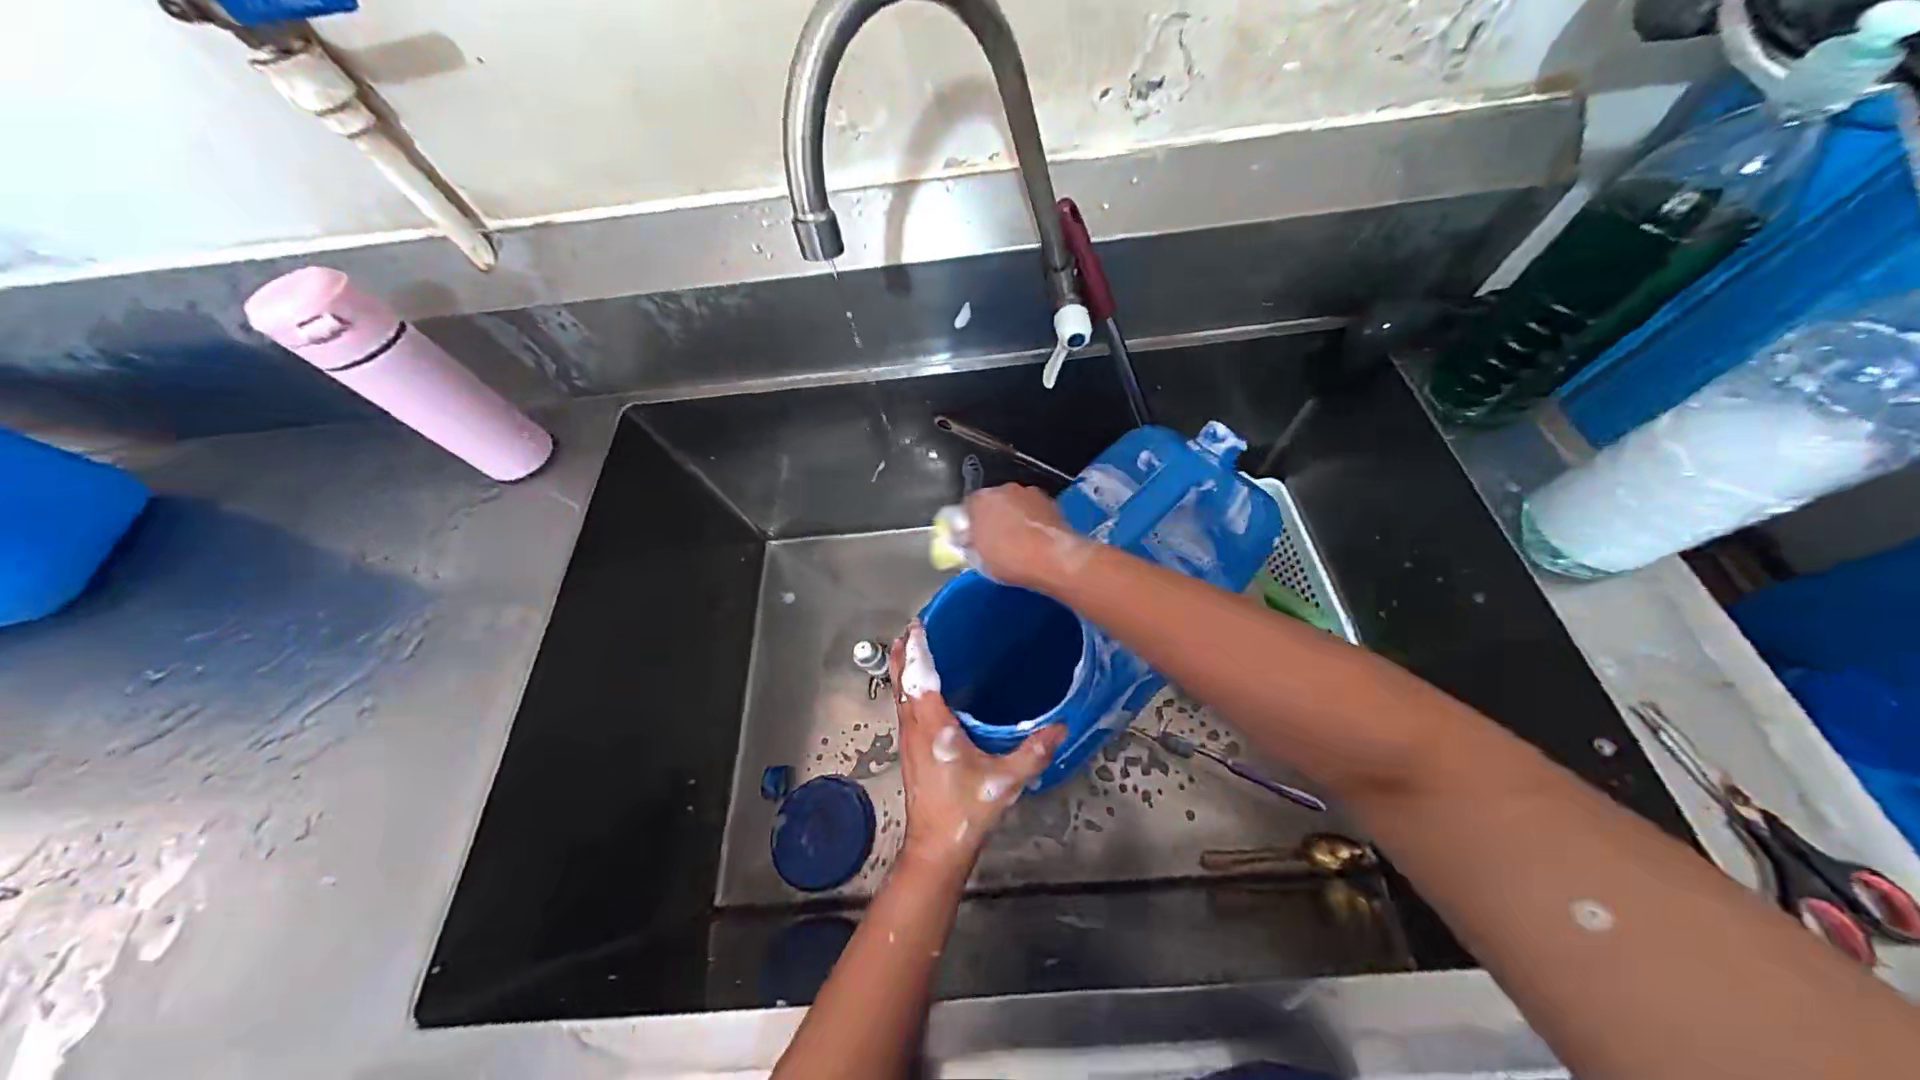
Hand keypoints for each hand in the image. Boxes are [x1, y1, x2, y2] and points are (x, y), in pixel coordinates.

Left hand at [888, 622, 1065, 871]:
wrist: (937, 846)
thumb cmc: (967, 810)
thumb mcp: (1006, 781)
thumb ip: (1034, 752)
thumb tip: (1061, 727)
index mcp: (933, 726)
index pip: (920, 678)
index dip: (918, 650)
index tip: (919, 624)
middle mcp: (913, 727)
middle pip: (901, 681)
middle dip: (904, 653)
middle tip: (913, 628)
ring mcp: (907, 739)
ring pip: (898, 694)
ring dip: (902, 669)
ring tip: (911, 648)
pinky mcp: (908, 750)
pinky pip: (903, 708)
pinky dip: (906, 688)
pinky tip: (920, 689)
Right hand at [961, 484, 1090, 590]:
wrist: (1054, 558)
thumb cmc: (1010, 560)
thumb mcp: (980, 560)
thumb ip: (970, 544)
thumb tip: (969, 539)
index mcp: (980, 500)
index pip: (967, 507)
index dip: (970, 523)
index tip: (973, 538)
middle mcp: (1003, 489)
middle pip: (993, 502)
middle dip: (993, 517)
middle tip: (996, 540)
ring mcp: (1030, 493)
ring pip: (1015, 504)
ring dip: (1015, 516)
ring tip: (1020, 540)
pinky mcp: (1051, 501)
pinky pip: (1034, 510)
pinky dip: (1033, 520)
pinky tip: (1036, 539)